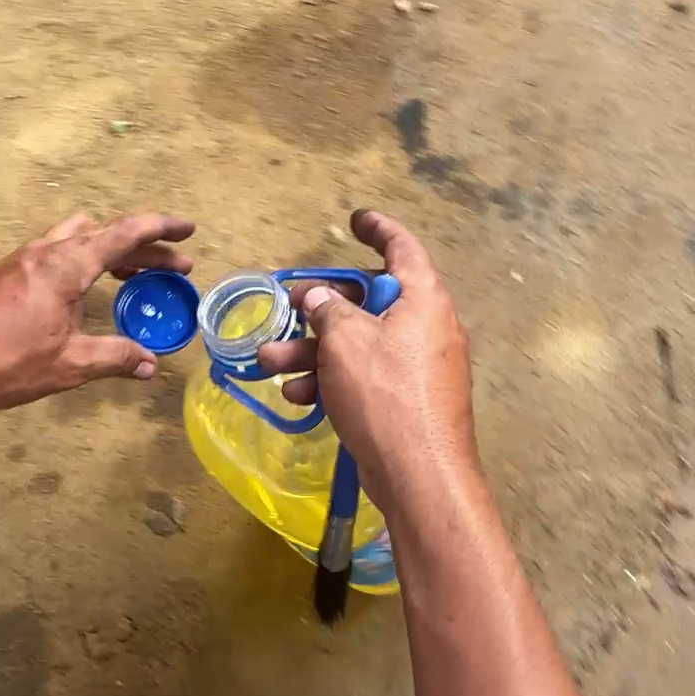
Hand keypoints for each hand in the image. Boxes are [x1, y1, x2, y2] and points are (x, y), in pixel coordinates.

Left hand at [0, 213, 194, 410]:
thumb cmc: (5, 360)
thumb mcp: (67, 364)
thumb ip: (114, 357)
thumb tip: (150, 364)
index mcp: (67, 266)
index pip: (125, 234)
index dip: (161, 228)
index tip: (187, 230)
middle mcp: (48, 251)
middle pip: (108, 235)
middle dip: (146, 248)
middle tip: (176, 268)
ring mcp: (25, 257)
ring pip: (81, 236)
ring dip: (113, 248)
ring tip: (134, 273)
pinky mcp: (9, 270)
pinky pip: (60, 248)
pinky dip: (87, 257)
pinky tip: (88, 284)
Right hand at [256, 210, 476, 515]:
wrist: (420, 475)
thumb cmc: (385, 393)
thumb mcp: (346, 341)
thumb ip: (328, 309)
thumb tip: (320, 298)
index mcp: (422, 298)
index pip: (401, 248)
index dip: (377, 229)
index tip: (354, 220)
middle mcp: (425, 325)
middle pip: (368, 300)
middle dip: (320, 307)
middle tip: (287, 307)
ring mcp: (417, 366)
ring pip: (358, 343)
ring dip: (313, 350)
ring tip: (269, 363)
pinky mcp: (405, 400)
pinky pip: (364, 376)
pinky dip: (332, 380)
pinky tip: (298, 396)